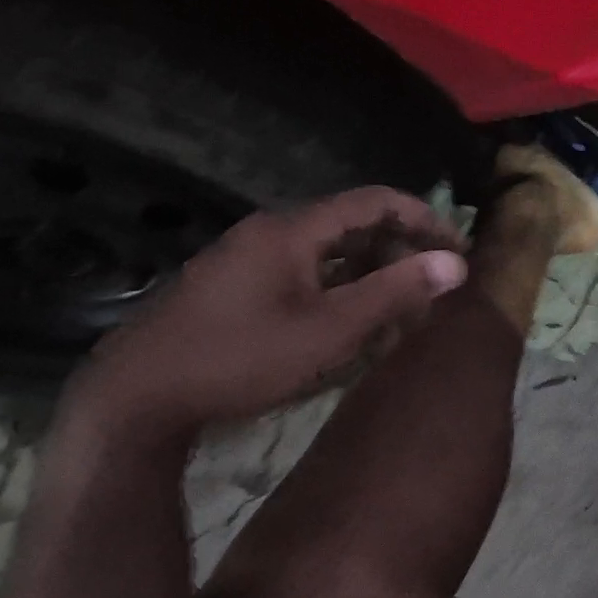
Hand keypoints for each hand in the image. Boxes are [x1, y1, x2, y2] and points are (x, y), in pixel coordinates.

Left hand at [73, 187, 466, 433]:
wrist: (139, 396)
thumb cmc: (242, 358)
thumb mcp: (330, 330)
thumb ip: (395, 293)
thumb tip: (455, 264)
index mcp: (292, 230)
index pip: (375, 201)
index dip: (424, 219)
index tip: (458, 251)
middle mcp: (271, 233)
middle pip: (353, 226)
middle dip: (402, 252)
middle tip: (434, 290)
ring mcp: (250, 259)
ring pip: (330, 253)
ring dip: (373, 274)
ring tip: (403, 311)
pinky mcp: (238, 288)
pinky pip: (306, 274)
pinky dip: (341, 290)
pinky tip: (354, 324)